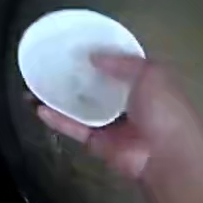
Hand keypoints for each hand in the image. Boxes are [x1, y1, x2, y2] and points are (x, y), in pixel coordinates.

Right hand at [36, 54, 202, 188]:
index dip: (101, 52)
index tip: (78, 42)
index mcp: (145, 83)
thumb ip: (122, 62)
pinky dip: (57, 119)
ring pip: (79, 106)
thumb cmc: (165, 112)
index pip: (120, 63)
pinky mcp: (97, 142)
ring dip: (58, 96)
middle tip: (51, 61)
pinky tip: (38, 108)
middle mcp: (126, 101)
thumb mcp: (151, 75)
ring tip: (34, 84)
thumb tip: (92, 55)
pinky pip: (74, 127)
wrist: (167, 160)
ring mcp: (110, 123)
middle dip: (75, 74)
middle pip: (95, 84)